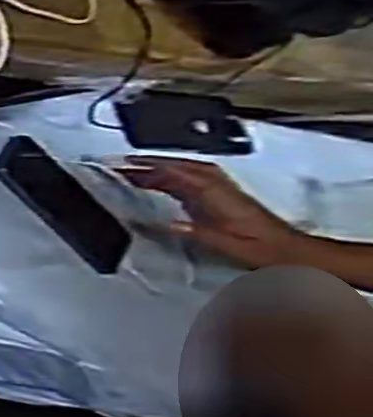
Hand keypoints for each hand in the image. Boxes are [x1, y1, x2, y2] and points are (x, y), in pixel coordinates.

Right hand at [120, 157, 314, 268]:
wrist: (295, 254)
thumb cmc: (264, 251)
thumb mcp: (229, 245)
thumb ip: (197, 233)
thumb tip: (165, 224)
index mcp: (221, 199)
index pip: (185, 176)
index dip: (154, 168)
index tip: (126, 165)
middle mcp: (223, 191)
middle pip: (186, 168)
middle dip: (153, 162)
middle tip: (121, 163)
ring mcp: (224, 193)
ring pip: (190, 172)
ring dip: (162, 167)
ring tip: (133, 170)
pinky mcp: (222, 200)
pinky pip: (193, 181)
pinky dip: (172, 177)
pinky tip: (156, 183)